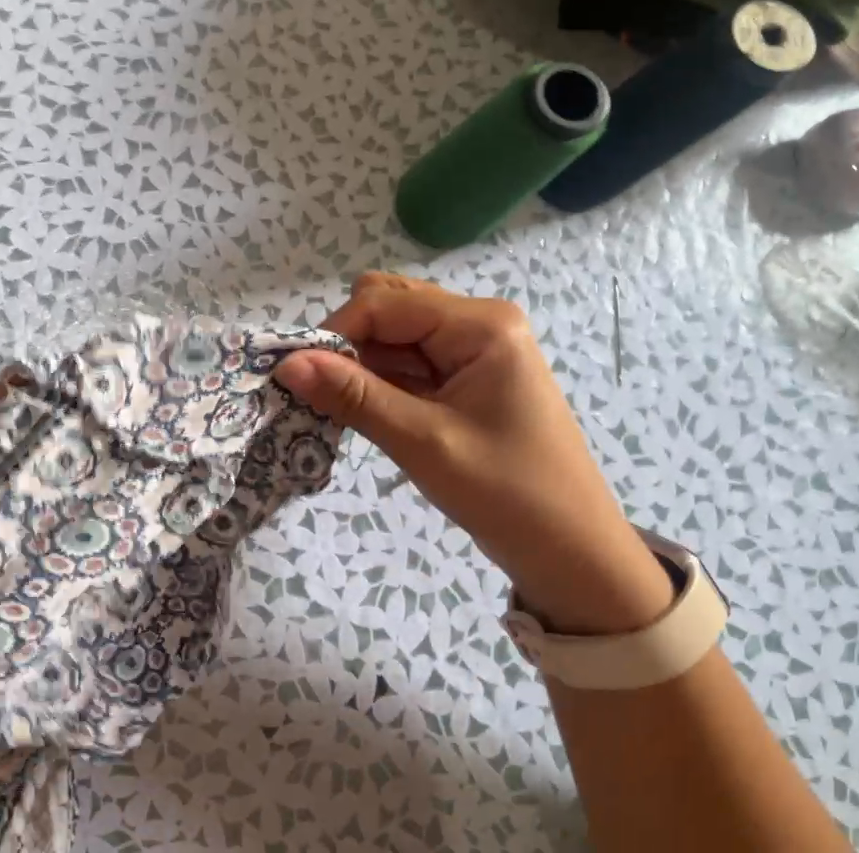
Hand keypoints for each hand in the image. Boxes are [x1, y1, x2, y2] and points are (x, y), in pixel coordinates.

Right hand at [275, 272, 671, 633]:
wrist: (572, 555)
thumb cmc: (507, 494)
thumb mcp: (422, 442)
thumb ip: (353, 396)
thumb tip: (286, 363)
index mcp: (480, 325)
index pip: (382, 303)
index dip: (334, 333)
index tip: (297, 378)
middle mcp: (476, 324)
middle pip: (386, 308)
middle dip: (345, 344)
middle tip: (322, 394)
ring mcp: (471, 351)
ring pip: (390, 337)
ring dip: (357, 367)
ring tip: (337, 411)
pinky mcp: (463, 379)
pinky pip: (405, 364)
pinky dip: (376, 384)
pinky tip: (360, 415)